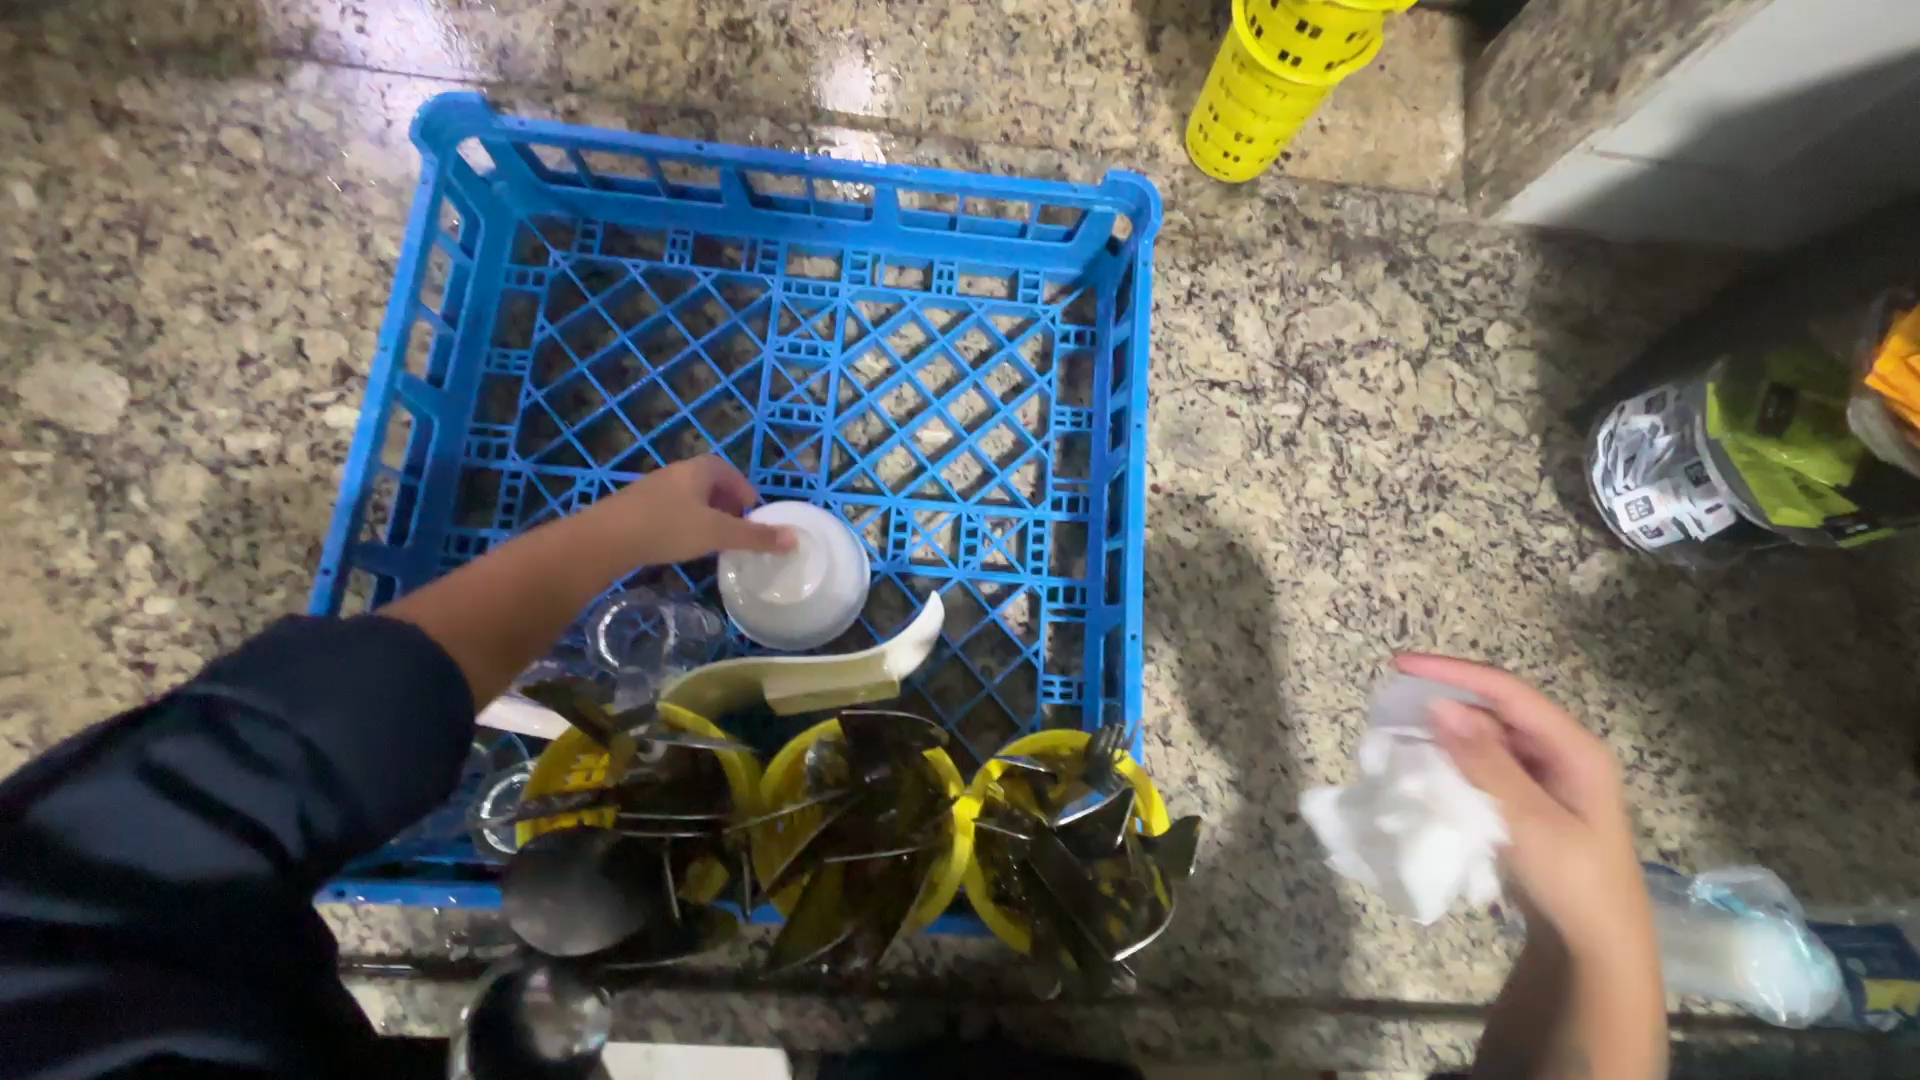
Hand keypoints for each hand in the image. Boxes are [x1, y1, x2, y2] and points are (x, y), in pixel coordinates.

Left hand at [593, 456, 794, 566]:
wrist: (606, 538)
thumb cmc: (668, 527)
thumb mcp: (718, 534)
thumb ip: (755, 537)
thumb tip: (795, 538)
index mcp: (698, 470)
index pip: (727, 470)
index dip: (742, 488)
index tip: (752, 511)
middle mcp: (675, 473)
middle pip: (707, 483)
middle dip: (725, 502)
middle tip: (737, 526)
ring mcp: (651, 490)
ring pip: (687, 498)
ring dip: (704, 514)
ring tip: (713, 538)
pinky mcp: (634, 509)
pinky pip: (668, 511)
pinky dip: (683, 523)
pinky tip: (681, 544)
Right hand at [1394, 653, 1649, 956]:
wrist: (1594, 948)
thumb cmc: (1572, 882)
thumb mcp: (1527, 821)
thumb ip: (1484, 762)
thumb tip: (1439, 706)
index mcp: (1574, 749)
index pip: (1507, 692)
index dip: (1453, 672)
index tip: (1399, 665)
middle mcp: (1559, 750)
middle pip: (1495, 706)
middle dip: (1444, 696)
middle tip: (1391, 698)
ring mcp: (1541, 772)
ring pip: (1484, 733)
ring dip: (1443, 727)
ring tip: (1397, 725)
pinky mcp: (1523, 793)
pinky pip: (1481, 759)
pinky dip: (1450, 754)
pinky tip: (1421, 757)